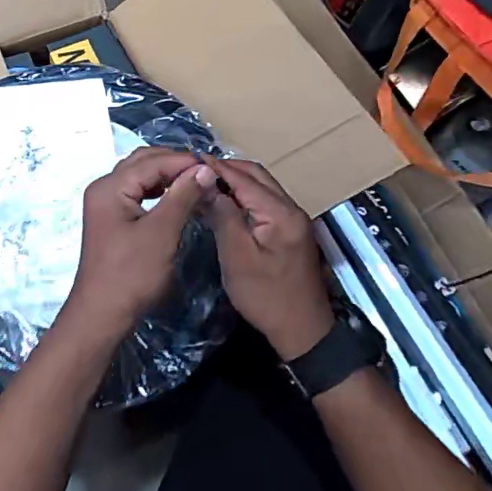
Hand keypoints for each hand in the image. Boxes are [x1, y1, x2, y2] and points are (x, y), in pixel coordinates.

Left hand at [64, 147, 216, 338]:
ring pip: (140, 176)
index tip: (215, 167)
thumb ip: (182, 196)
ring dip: (168, 175)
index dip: (184, 161)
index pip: (152, 161)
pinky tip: (177, 196)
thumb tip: (205, 169)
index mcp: (110, 187)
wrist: (102, 314)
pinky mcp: (112, 218)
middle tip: (207, 173)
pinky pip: (138, 192)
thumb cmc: (131, 274)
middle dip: (175, 164)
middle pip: (143, 163)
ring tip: (196, 182)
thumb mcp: (161, 232)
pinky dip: (159, 190)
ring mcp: (106, 203)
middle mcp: (104, 188)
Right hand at [203, 157, 335, 360]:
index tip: (189, 160)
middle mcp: (291, 208)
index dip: (217, 167)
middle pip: (256, 175)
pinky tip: (225, 202)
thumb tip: (207, 184)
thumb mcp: (238, 257)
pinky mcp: (290, 230)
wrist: (303, 330)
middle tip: (195, 170)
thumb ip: (223, 216)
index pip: (244, 178)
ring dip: (235, 180)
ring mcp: (294, 218)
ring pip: (262, 186)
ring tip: (206, 183)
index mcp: (280, 213)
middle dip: (226, 168)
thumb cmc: (266, 297)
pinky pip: (265, 201)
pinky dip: (244, 195)